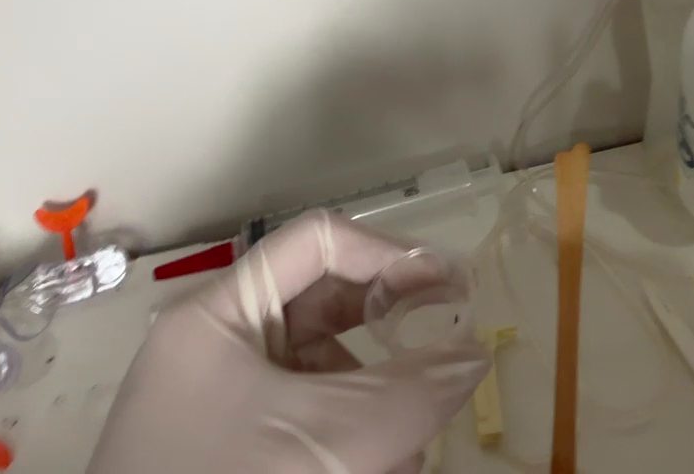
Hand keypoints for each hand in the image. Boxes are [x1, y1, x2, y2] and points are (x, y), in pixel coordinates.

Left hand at [88, 210, 488, 472]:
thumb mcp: (325, 442)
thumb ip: (411, 393)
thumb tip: (474, 354)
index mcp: (220, 312)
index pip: (319, 242)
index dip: (388, 254)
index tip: (450, 289)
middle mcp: (220, 343)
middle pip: (324, 303)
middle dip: (389, 331)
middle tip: (449, 349)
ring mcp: (225, 398)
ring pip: (323, 368)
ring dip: (376, 399)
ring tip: (410, 447)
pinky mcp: (237, 444)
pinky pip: (309, 416)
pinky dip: (352, 435)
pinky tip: (384, 465)